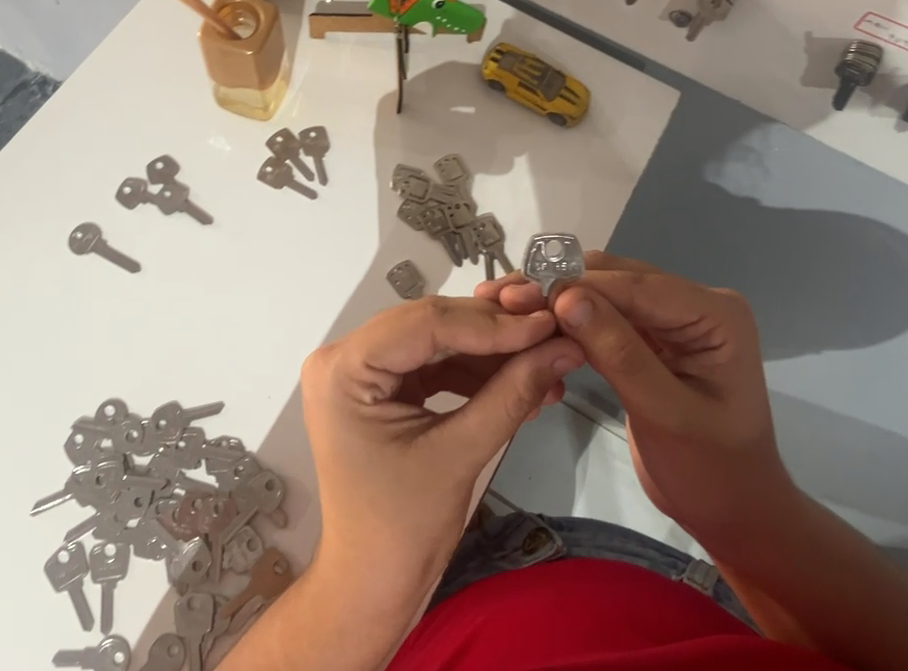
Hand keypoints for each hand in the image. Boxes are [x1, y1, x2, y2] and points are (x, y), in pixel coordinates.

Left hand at [299, 297, 582, 604]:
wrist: (373, 583)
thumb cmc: (402, 529)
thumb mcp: (460, 454)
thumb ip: (511, 393)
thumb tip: (564, 346)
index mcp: (342, 369)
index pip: (424, 323)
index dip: (491, 322)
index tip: (549, 323)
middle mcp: (344, 357)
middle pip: (430, 325)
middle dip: (495, 331)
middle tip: (555, 331)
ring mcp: (361, 371)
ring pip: (437, 341)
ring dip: (492, 352)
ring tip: (549, 360)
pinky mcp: (382, 387)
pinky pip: (434, 365)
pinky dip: (477, 372)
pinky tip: (523, 380)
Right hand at [477, 253, 792, 539]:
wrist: (728, 512)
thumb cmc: (709, 469)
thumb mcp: (665, 412)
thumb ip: (618, 353)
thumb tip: (565, 298)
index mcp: (715, 313)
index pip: (638, 285)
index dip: (580, 286)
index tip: (522, 296)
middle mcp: (692, 304)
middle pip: (616, 280)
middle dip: (561, 287)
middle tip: (502, 300)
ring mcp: (668, 320)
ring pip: (602, 294)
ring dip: (556, 301)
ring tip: (504, 306)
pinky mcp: (646, 339)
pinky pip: (601, 318)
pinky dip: (566, 322)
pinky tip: (529, 325)